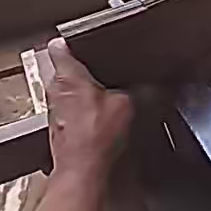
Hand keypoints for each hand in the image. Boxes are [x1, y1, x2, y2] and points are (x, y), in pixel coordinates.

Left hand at [44, 38, 132, 179]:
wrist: (82, 174)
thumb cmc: (95, 140)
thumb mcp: (127, 106)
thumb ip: (140, 90)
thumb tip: (156, 85)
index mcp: (66, 77)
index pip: (59, 46)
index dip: (71, 38)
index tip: (81, 36)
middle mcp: (54, 91)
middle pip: (64, 68)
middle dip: (82, 67)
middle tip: (101, 66)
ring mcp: (53, 110)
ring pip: (67, 90)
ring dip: (82, 90)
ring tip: (103, 92)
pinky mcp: (58, 128)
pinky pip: (70, 110)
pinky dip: (82, 110)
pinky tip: (99, 117)